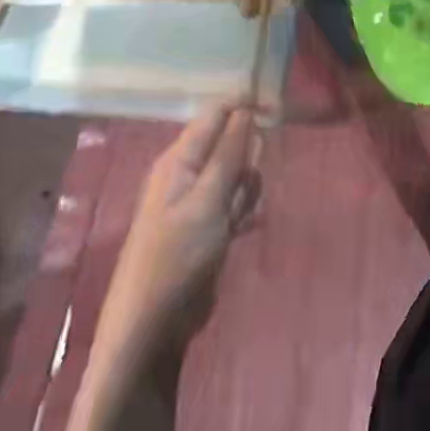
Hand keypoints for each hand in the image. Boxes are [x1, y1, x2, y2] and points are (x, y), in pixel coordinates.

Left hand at [107, 101, 261, 337]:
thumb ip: (228, 154)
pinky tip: (244, 229)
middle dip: (247, 161)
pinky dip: (241, 212)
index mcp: (179, 158)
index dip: (245, 107)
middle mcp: (186, 172)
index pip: (215, 114)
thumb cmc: (177, 256)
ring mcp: (195, 199)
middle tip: (243, 192)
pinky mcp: (205, 225)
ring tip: (236, 220)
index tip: (278, 112)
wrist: (152, 323)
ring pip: (235, 176)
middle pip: (229, 144)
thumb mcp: (207, 201)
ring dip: (245, 192)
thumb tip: (245, 109)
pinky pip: (232, 203)